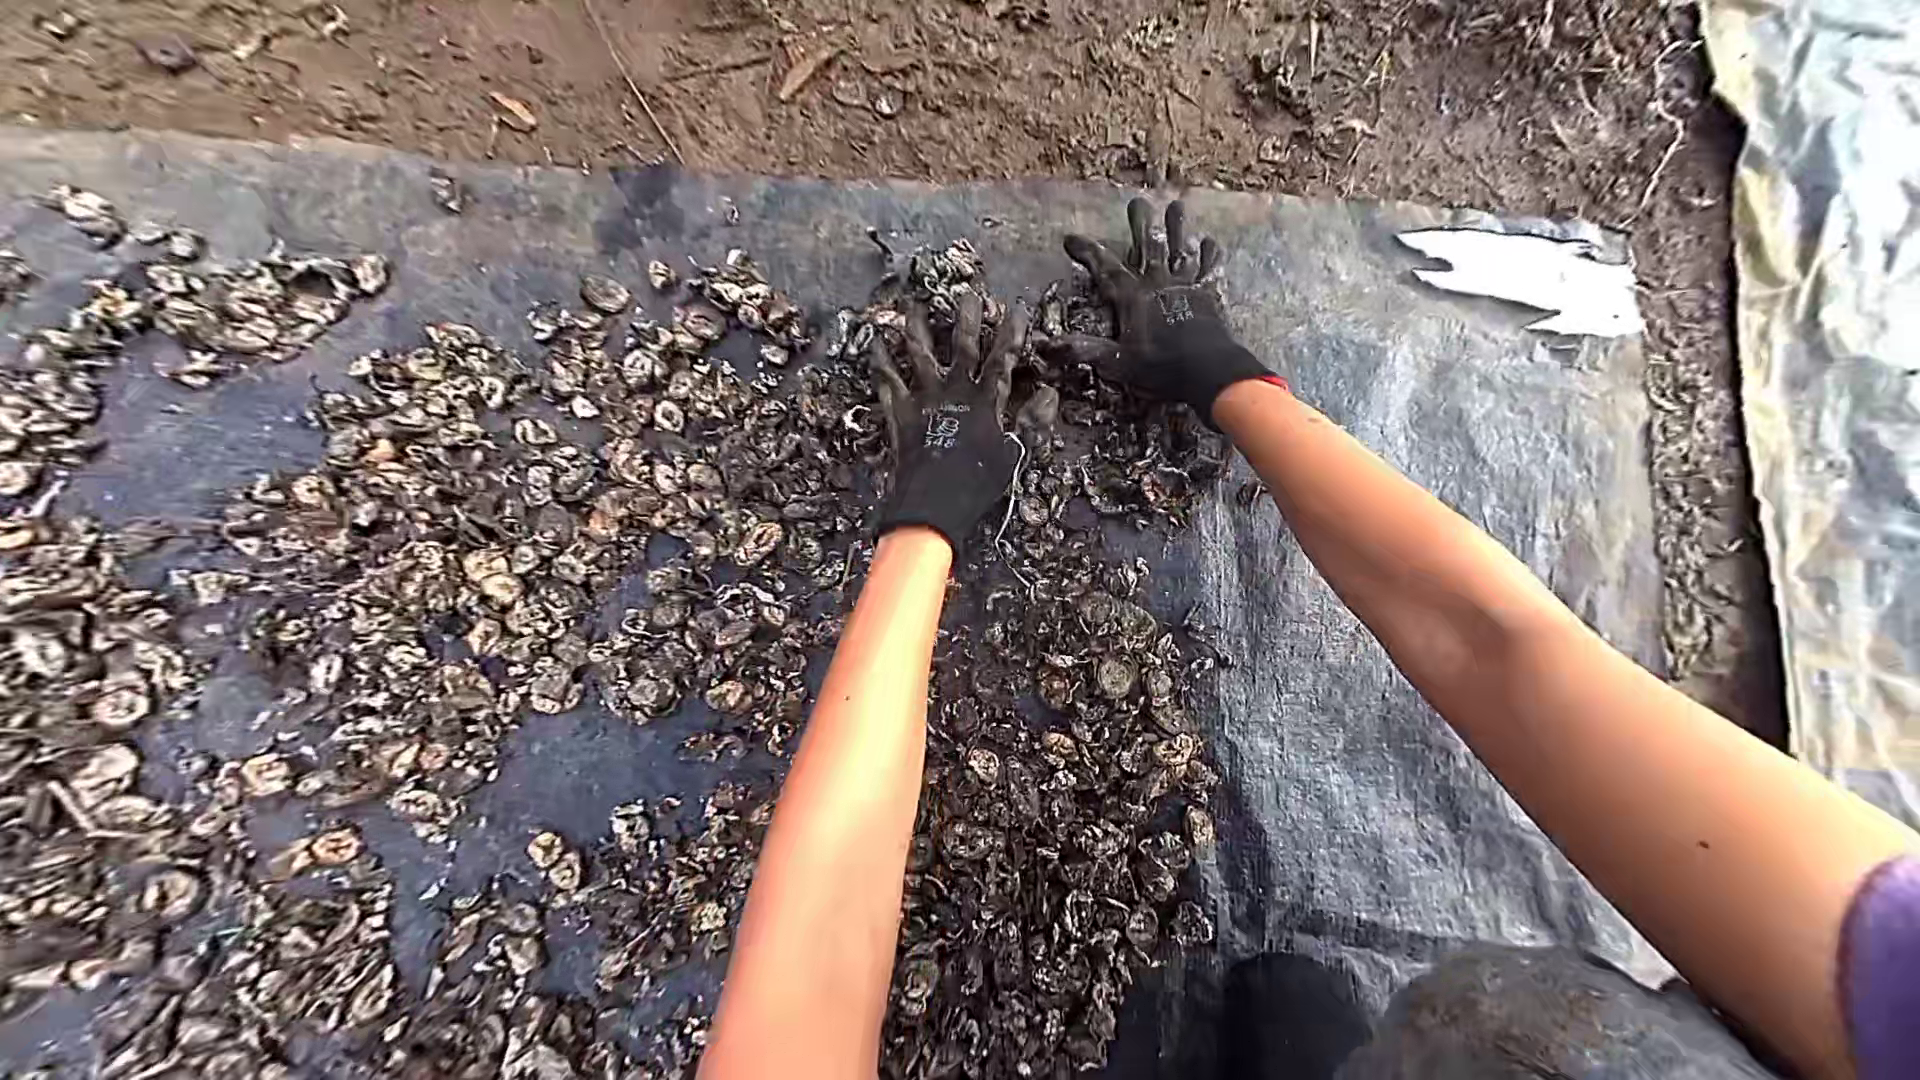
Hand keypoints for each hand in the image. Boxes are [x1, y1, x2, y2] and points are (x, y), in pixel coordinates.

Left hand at [870, 293, 1026, 556]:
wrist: (934, 503)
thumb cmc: (977, 483)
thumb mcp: (1013, 454)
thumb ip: (1032, 422)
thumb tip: (1050, 393)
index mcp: (985, 401)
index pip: (1002, 360)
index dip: (1012, 333)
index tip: (1017, 308)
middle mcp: (954, 392)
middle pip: (962, 348)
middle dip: (966, 319)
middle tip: (967, 293)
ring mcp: (925, 399)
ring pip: (920, 354)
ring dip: (917, 328)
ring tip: (913, 306)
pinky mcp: (900, 412)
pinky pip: (888, 380)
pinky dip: (880, 361)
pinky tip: (874, 341)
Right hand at [1048, 198, 1272, 427]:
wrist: (1208, 371)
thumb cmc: (1159, 367)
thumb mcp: (1116, 363)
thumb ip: (1084, 351)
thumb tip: (1046, 347)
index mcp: (1133, 298)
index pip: (1105, 269)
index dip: (1087, 253)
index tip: (1070, 239)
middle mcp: (1158, 284)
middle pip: (1149, 247)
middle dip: (1141, 225)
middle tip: (1137, 203)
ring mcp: (1185, 287)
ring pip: (1180, 251)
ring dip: (1178, 229)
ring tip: (1176, 206)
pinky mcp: (1208, 296)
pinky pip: (1209, 270)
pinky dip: (1209, 256)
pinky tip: (1209, 243)